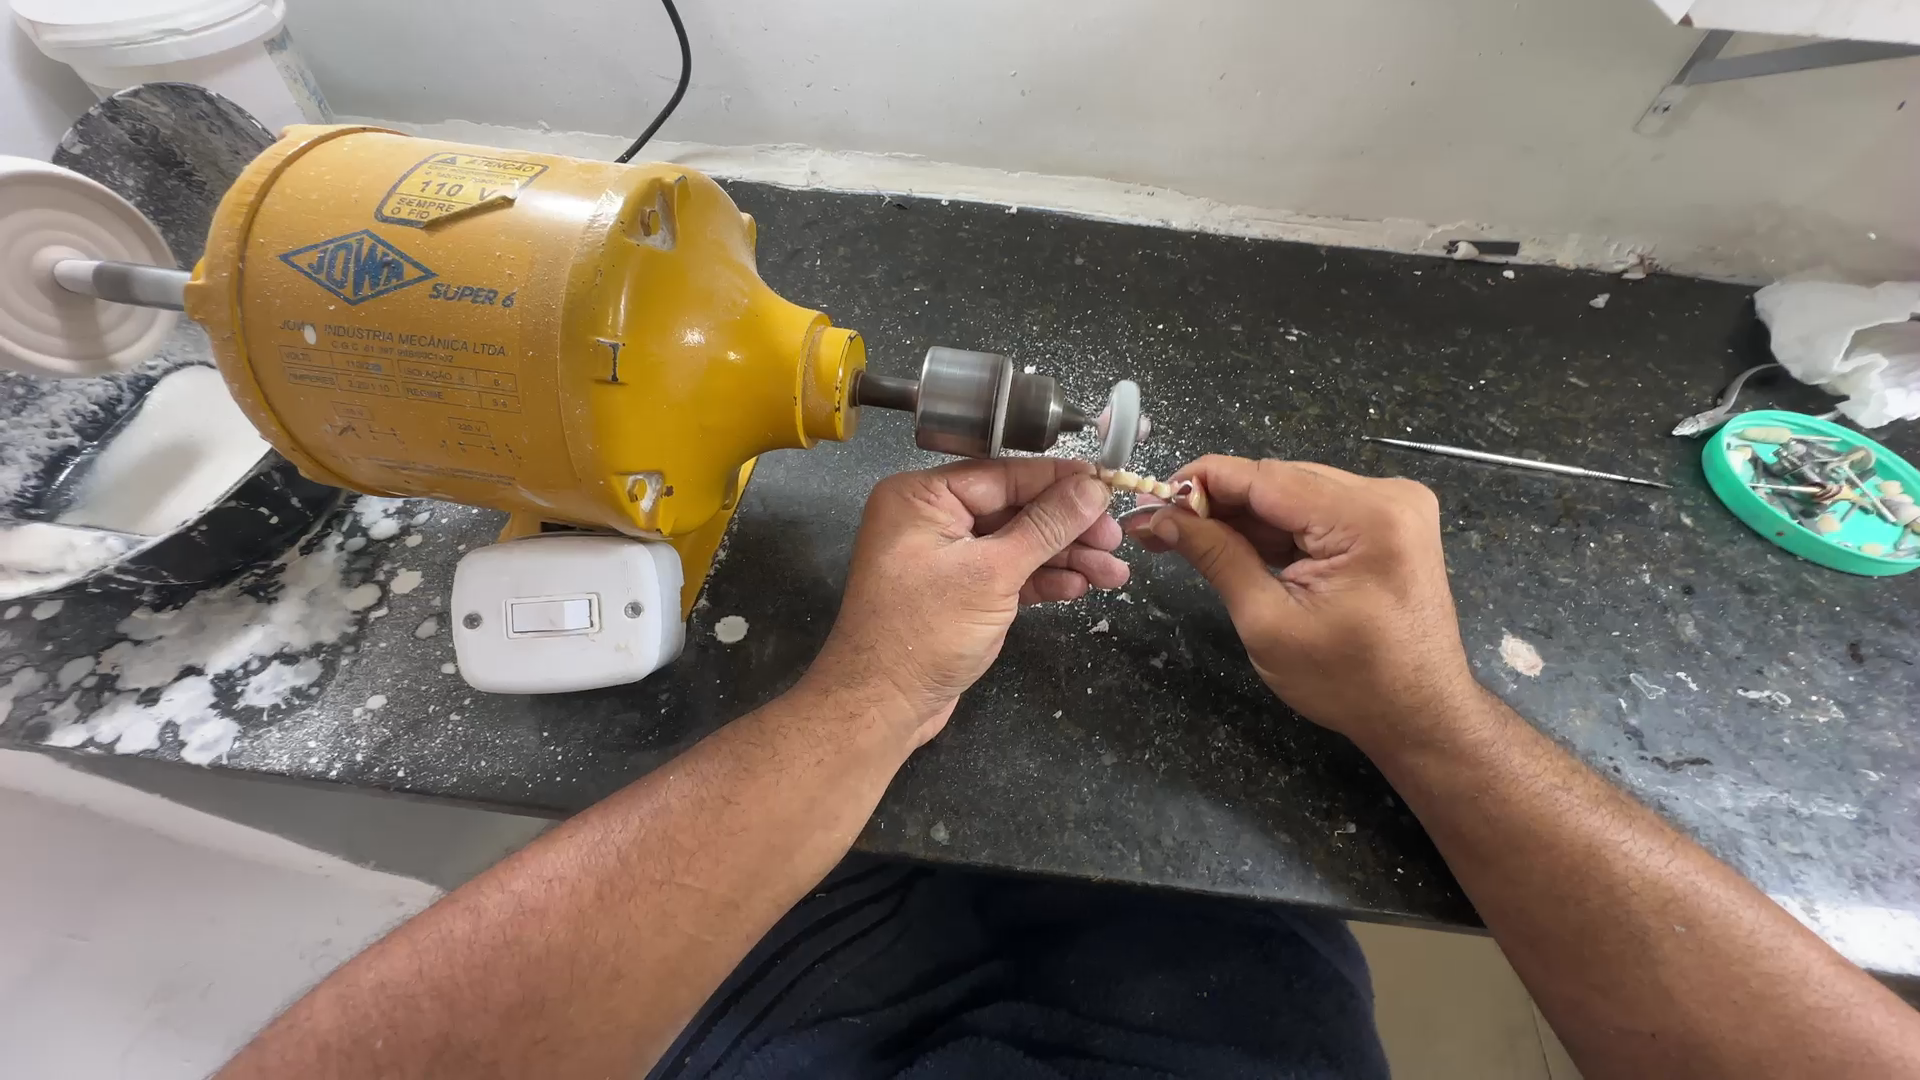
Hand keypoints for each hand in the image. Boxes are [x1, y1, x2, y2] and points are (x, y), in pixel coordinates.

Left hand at [809, 458, 1128, 744]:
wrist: (883, 706)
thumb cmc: (926, 631)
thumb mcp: (992, 573)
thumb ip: (1046, 526)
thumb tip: (1092, 487)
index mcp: (922, 497)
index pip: (1003, 475)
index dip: (1059, 481)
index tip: (1108, 484)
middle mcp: (932, 519)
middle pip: (1014, 509)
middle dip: (1068, 528)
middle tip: (1116, 539)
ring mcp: (946, 557)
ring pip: (1017, 544)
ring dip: (1065, 558)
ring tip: (1113, 572)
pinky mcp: (959, 592)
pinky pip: (1007, 574)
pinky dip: (1042, 581)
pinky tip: (1079, 587)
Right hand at [1127, 456, 1479, 746]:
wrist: (1420, 715)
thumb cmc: (1345, 682)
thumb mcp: (1267, 621)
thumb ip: (1215, 556)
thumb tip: (1159, 518)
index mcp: (1365, 519)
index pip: (1263, 476)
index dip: (1197, 482)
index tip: (1149, 500)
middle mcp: (1386, 496)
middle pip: (1276, 480)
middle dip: (1212, 501)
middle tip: (1157, 526)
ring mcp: (1391, 506)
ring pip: (1289, 493)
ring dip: (1237, 515)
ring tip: (1182, 536)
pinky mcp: (1385, 522)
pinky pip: (1311, 510)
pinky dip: (1269, 528)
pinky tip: (1229, 543)